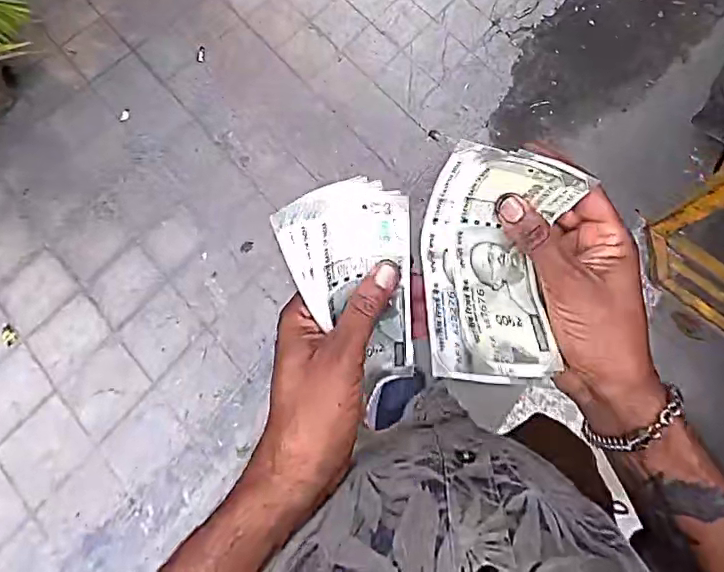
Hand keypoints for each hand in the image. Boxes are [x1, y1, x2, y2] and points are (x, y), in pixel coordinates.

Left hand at [242, 261, 399, 510]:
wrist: (303, 475)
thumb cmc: (309, 420)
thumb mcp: (340, 355)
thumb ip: (363, 311)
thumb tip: (382, 272)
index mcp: (300, 317)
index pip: (331, 274)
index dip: (360, 260)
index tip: (390, 249)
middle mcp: (313, 329)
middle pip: (351, 295)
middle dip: (384, 286)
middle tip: (416, 276)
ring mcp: (329, 350)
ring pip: (364, 318)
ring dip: (391, 309)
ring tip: (423, 299)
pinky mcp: (344, 369)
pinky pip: (370, 340)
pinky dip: (390, 333)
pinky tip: (412, 327)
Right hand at [496, 185, 665, 435]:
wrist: (606, 391)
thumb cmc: (610, 342)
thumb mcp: (571, 285)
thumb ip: (539, 242)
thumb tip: (514, 205)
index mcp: (607, 239)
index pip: (583, 191)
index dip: (556, 170)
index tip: (529, 155)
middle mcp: (588, 248)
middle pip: (555, 209)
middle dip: (526, 196)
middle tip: (497, 181)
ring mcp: (568, 266)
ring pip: (537, 234)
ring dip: (514, 224)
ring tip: (486, 208)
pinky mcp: (549, 285)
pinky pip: (527, 259)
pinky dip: (509, 251)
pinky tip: (489, 244)